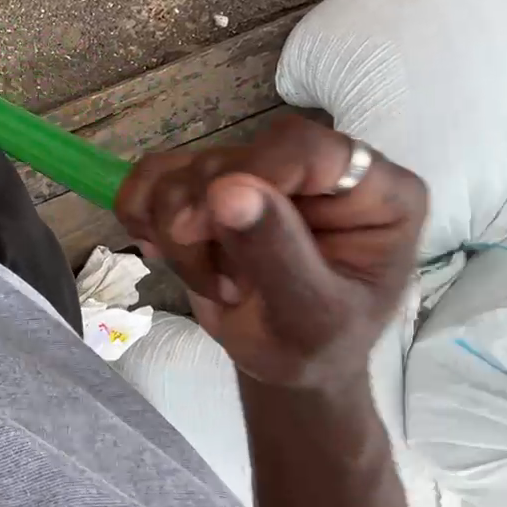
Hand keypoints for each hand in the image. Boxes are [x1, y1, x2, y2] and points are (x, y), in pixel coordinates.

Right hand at [116, 115, 426, 390]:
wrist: (279, 360)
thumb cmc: (314, 346)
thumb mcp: (309, 314)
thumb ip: (276, 252)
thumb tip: (228, 190)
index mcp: (369, 192)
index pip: (303, 146)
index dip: (253, 171)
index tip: (210, 222)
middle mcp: (308, 171)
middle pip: (222, 162)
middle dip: (201, 226)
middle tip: (220, 285)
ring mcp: (249, 174)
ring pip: (175, 174)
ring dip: (172, 236)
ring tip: (210, 281)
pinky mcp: (199, 186)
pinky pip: (145, 179)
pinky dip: (138, 217)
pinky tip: (164, 252)